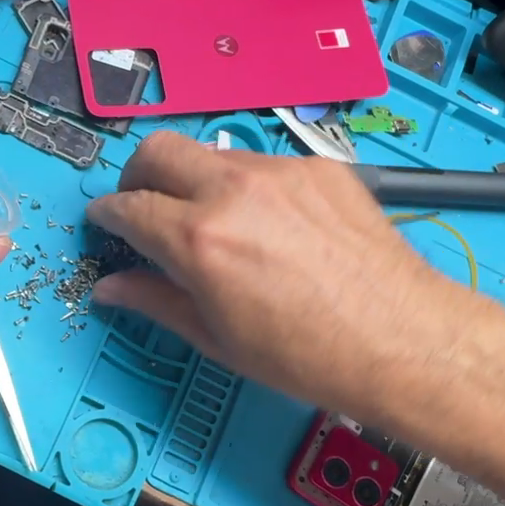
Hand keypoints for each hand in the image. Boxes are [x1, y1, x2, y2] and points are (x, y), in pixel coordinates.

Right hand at [85, 132, 497, 419]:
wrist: (400, 340)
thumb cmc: (301, 355)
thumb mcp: (213, 336)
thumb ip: (154, 300)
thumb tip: (109, 288)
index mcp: (198, 239)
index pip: (127, 206)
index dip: (106, 214)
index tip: (103, 223)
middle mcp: (232, 191)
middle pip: (158, 150)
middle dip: (136, 175)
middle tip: (141, 207)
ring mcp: (280, 172)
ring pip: (210, 153)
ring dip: (191, 180)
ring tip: (208, 221)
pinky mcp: (319, 168)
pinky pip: (261, 164)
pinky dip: (243, 185)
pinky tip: (263, 224)